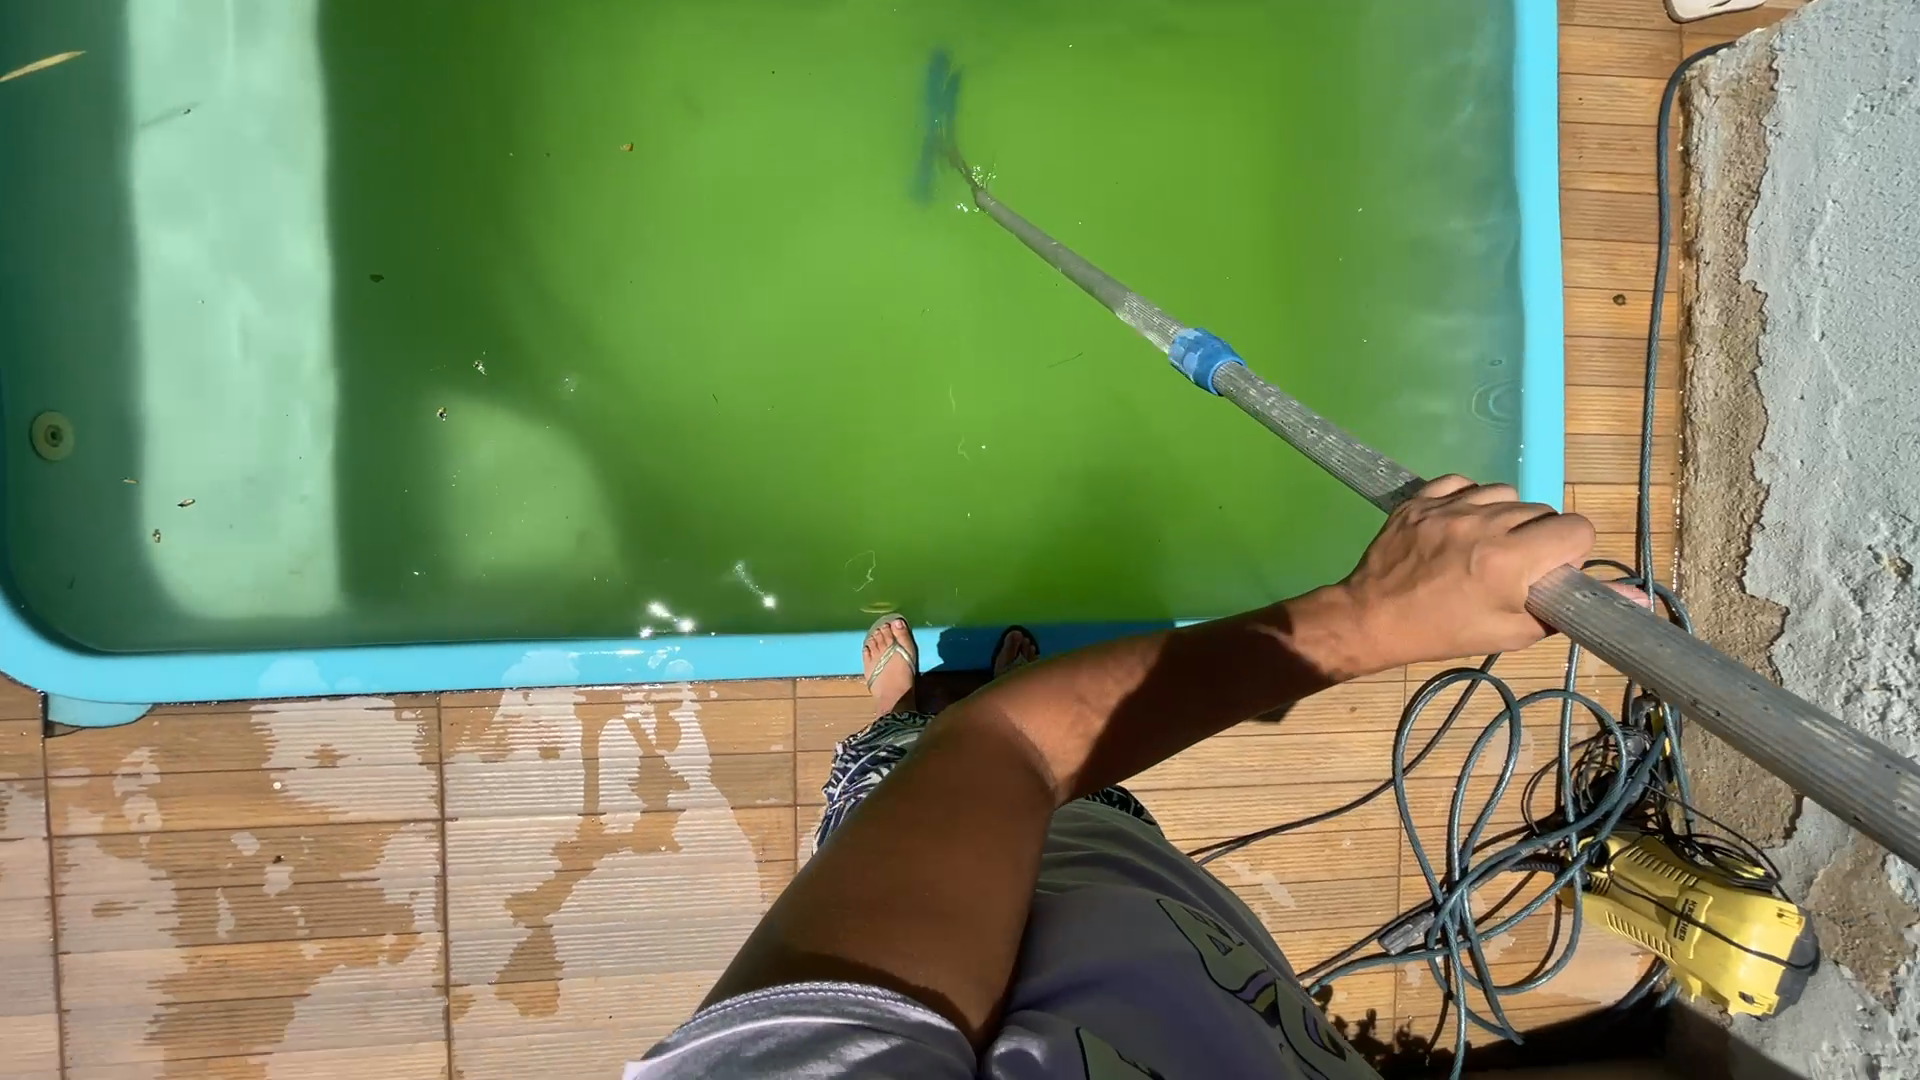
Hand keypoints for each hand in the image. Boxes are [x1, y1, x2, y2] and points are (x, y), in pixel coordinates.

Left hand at [1336, 475, 1595, 669]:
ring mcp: (1444, 509)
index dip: (1570, 551)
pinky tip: (1459, 522)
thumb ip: (1572, 607)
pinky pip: (1459, 482)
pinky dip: (1467, 498)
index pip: (1576, 528)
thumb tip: (1636, 594)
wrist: (1372, 618)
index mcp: (1510, 558)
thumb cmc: (1444, 631)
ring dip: (1503, 514)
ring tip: (1484, 543)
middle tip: (1512, 564)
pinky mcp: (1415, 502)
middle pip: (1540, 510)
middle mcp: (1481, 524)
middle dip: (1537, 535)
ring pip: (1502, 492)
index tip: (1548, 570)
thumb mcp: (1514, 630)